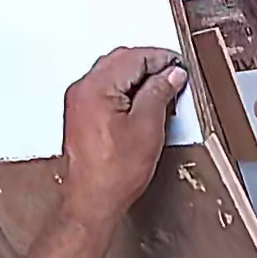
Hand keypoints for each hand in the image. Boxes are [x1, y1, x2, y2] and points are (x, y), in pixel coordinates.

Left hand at [60, 47, 188, 229]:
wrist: (93, 200)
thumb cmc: (114, 173)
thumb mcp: (147, 127)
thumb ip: (159, 92)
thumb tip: (171, 74)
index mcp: (96, 88)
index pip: (132, 57)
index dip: (160, 58)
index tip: (178, 65)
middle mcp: (82, 90)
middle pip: (119, 60)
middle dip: (148, 62)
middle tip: (173, 73)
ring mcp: (78, 101)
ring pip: (111, 72)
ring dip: (136, 74)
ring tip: (161, 87)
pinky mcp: (80, 113)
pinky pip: (104, 87)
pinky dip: (124, 87)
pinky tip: (141, 100)